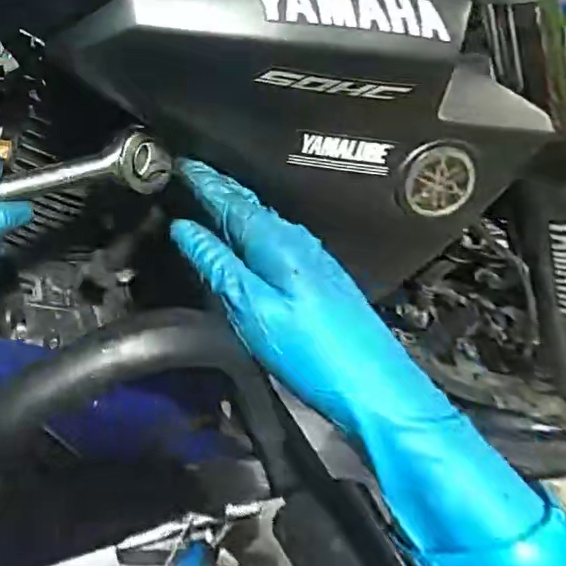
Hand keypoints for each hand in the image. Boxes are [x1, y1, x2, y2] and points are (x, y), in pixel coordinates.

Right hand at [167, 157, 453, 440]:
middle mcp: (296, 243)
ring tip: (205, 199)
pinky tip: (239, 238)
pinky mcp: (318, 280)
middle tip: (187, 174)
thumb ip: (215, 263)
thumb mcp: (251, 307)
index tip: (179, 165)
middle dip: (214, 187)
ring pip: (258, 220)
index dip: (201, 179)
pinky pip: (271, 238)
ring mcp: (311, 260)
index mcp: (276, 242)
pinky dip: (246, 229)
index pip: (228, 198)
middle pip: (246, 204)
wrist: (385, 400)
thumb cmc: (317, 355)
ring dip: (229, 207)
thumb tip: (183, 229)